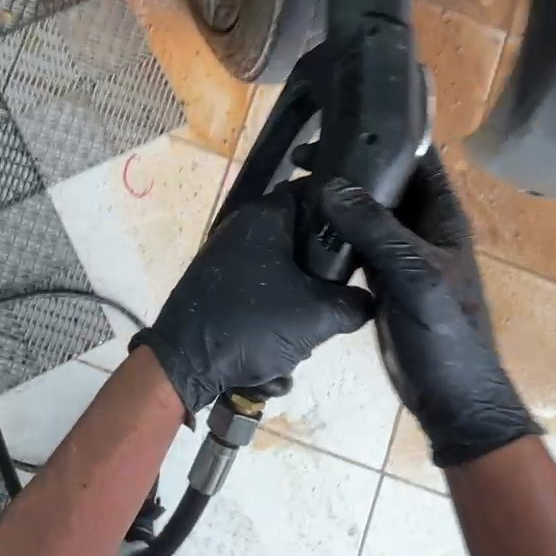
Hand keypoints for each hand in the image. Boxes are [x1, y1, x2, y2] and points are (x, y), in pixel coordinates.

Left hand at [136, 184, 372, 412]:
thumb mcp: (318, 316)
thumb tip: (368, 298)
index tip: (367, 236)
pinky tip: (280, 350)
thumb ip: (354, 303)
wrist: (186, 363)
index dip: (344, 210)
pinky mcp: (218, 287)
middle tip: (339, 296)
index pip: (313, 192)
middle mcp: (242, 229)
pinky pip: (260, 295)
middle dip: (322, 272)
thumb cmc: (252, 325)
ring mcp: (226, 259)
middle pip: (301, 237)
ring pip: (283, 272)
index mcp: (263, 217)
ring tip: (304, 334)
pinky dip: (273, 319)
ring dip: (298, 305)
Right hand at [319, 152, 540, 465]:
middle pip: (386, 181)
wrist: (450, 394)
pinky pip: (356, 241)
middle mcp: (422, 227)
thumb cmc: (445, 333)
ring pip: (367, 210)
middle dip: (350, 162)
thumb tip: (332, 185)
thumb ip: (376, 229)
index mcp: (441, 216)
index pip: (417, 158)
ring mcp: (402, 253)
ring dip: (339, 195)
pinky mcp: (382, 276)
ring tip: (297, 181)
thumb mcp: (414, 275)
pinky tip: (304, 225)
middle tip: (304, 153)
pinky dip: (333, 228)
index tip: (344, 118)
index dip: (386, 133)